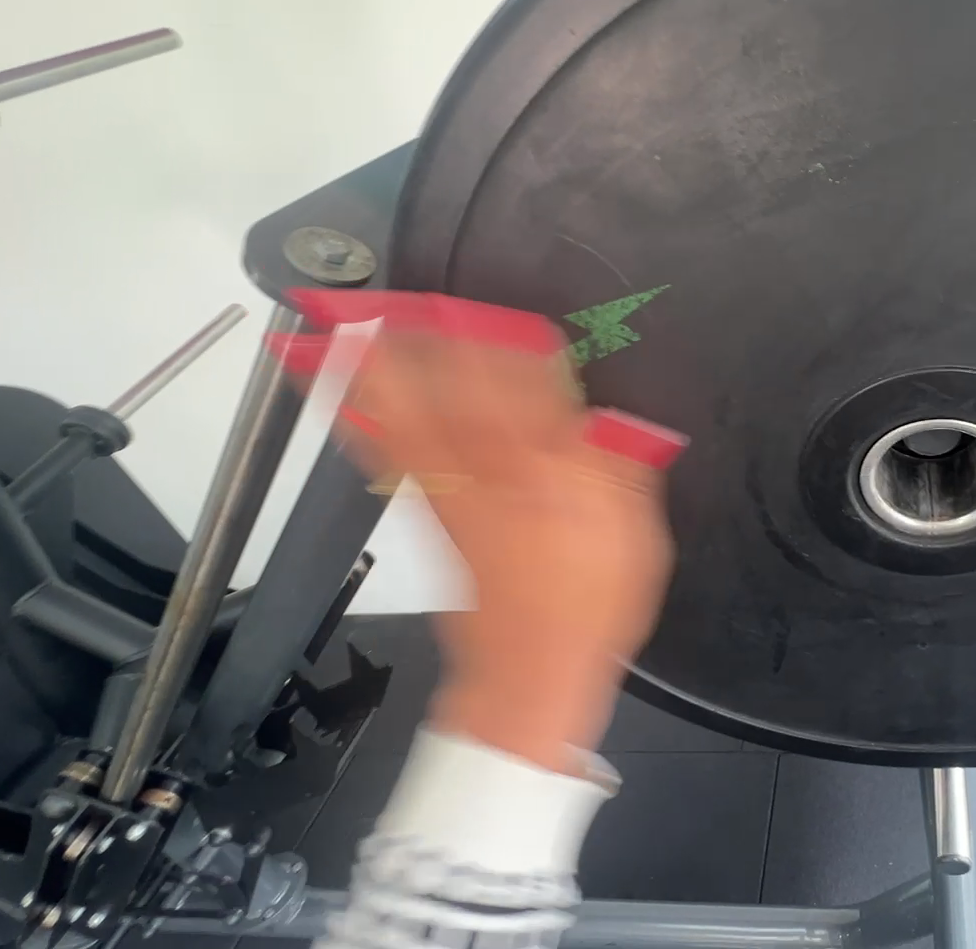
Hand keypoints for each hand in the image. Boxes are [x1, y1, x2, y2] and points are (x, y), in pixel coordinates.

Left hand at [277, 291, 686, 772]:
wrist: (533, 672)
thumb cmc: (587, 606)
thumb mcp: (634, 536)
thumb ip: (625, 470)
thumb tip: (616, 422)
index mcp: (548, 479)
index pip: (528, 397)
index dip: (512, 353)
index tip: (500, 315)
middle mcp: (493, 479)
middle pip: (448, 400)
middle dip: (419, 349)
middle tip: (382, 302)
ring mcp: (455, 499)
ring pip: (409, 425)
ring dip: (378, 377)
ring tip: (341, 333)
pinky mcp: (436, 519)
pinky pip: (394, 460)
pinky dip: (367, 424)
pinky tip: (349, 403)